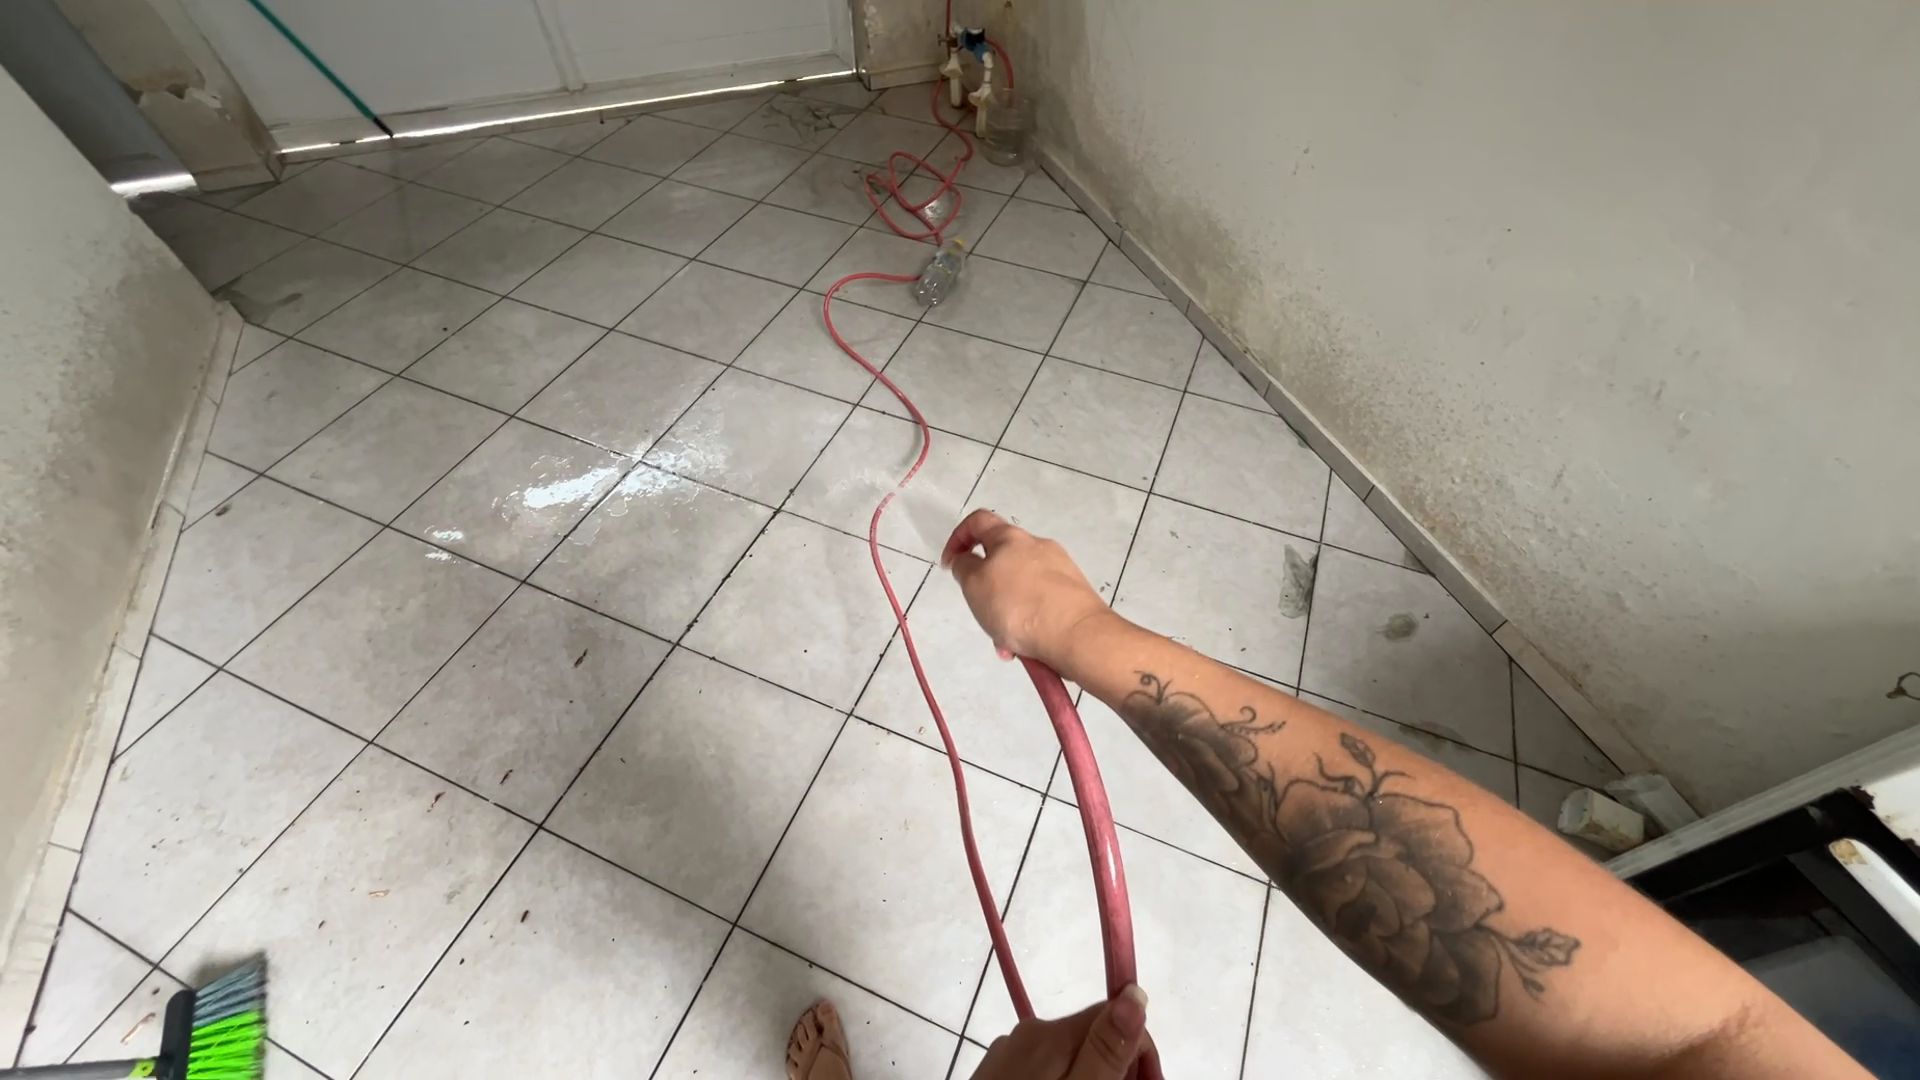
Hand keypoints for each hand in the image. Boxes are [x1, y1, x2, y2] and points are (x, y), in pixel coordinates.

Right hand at [941, 509, 1110, 670]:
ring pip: (1020, 590)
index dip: (958, 538)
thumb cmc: (1018, 605)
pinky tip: (1027, 650)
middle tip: (983, 615)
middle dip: (987, 591)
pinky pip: (1040, 606)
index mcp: (1011, 538)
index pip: (979, 521)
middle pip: (1001, 562)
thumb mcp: (974, 584)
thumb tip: (967, 560)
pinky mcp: (1075, 595)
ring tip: (1007, 645)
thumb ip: (964, 567)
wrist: (1077, 634)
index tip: (951, 565)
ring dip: (1006, 615)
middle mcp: (1038, 547)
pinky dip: (1028, 624)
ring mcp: (1060, 570)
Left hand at [968, 987, 1154, 1079]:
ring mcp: (1010, 1054)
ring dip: (1091, 1079)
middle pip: (1093, 1038)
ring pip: (1070, 1058)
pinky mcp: (999, 1075)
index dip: (1140, 1053)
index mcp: (1052, 1033)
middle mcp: (1030, 1032)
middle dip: (1116, 1072)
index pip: (1116, 1014)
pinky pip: (1044, 1072)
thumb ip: (1106, 1049)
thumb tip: (1136, 990)